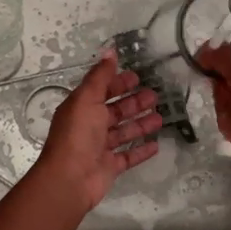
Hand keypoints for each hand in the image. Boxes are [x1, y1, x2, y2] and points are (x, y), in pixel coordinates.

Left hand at [31, 50, 162, 211]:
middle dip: (133, 103)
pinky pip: (128, 156)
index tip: (137, 77)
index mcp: (81, 108)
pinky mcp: (109, 167)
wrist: (70, 178)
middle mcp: (89, 126)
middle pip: (115, 111)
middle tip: (155, 96)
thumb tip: (110, 51)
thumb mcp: (87, 99)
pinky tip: (156, 145)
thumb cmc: (78, 134)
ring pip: (123, 133)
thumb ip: (100, 76)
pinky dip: (141, 150)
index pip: (101, 91)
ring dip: (141, 124)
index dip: (118, 83)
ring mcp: (99, 148)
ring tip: (160, 118)